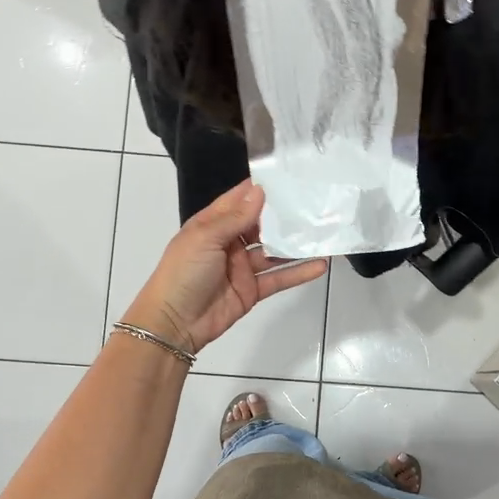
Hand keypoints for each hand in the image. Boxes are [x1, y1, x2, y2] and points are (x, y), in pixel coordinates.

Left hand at [122, 179, 327, 355]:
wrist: (174, 323)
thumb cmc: (183, 273)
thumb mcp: (205, 238)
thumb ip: (235, 217)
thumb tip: (260, 191)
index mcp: (212, 224)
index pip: (240, 200)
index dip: (261, 188)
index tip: (289, 175)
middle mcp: (229, 242)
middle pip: (262, 224)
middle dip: (285, 214)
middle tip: (316, 201)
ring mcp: (242, 267)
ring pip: (274, 251)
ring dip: (296, 244)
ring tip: (325, 232)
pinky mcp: (253, 290)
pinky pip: (279, 278)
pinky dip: (299, 272)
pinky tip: (320, 264)